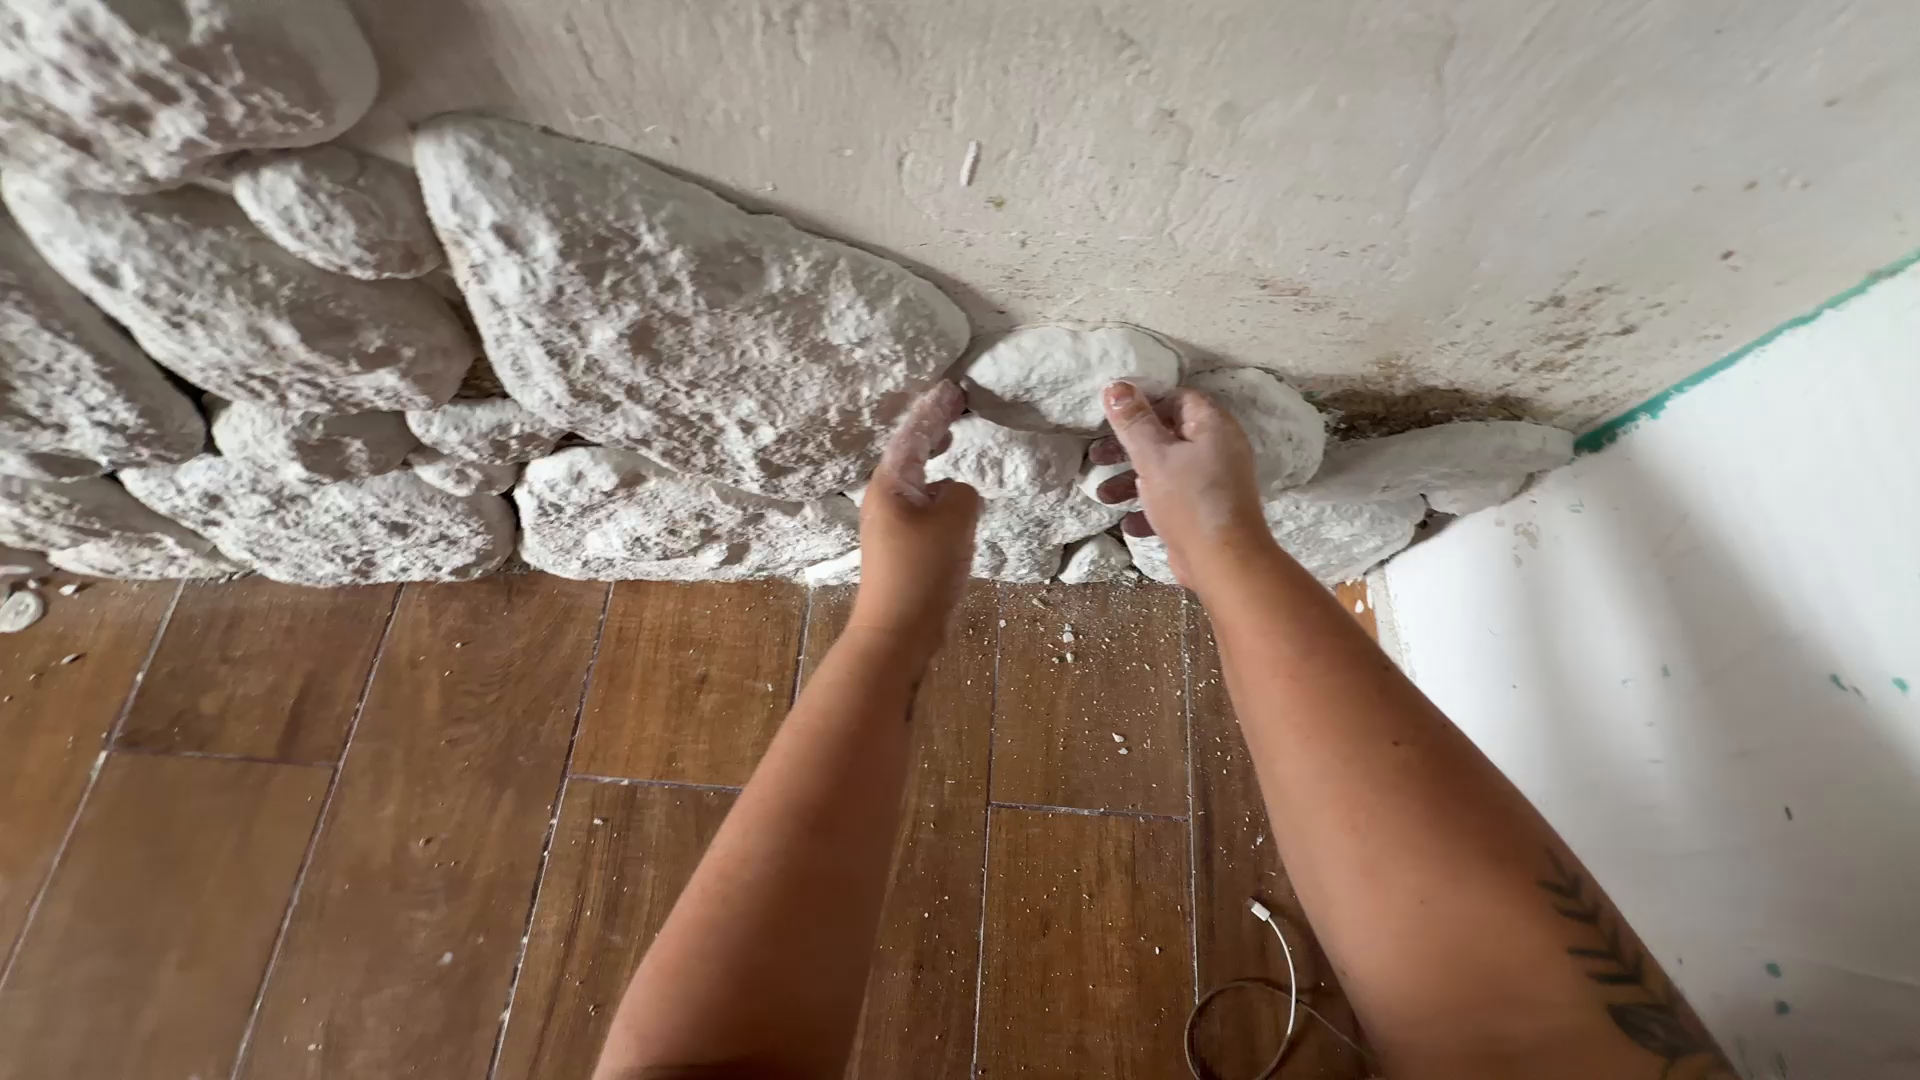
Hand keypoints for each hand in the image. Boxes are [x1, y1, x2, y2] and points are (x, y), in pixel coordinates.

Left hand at [848, 381, 981, 658]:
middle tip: (955, 408)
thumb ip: (962, 492)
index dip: (934, 410)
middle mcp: (883, 498)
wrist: (897, 630)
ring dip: (932, 456)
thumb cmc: (923, 570)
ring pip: (913, 477)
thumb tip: (955, 493)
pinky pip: (919, 502)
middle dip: (931, 428)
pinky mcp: (898, 546)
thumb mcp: (955, 520)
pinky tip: (951, 494)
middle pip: (908, 451)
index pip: (914, 434)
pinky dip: (936, 488)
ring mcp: (888, 523)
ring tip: (950, 439)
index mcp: (891, 483)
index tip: (953, 389)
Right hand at [1089, 381, 1269, 588]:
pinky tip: (1128, 522)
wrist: (1223, 561)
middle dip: (1128, 447)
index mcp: (1211, 427)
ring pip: (1165, 471)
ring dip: (1131, 481)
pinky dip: (1149, 507)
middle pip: (1166, 436)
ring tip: (1103, 496)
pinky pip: (1172, 499)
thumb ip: (1134, 421)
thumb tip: (1116, 386)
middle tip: (1096, 456)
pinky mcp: (1204, 510)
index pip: (1178, 399)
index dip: (1145, 404)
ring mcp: (1212, 482)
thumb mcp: (1154, 457)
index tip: (1113, 417)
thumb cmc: (1189, 501)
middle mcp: (1217, 449)